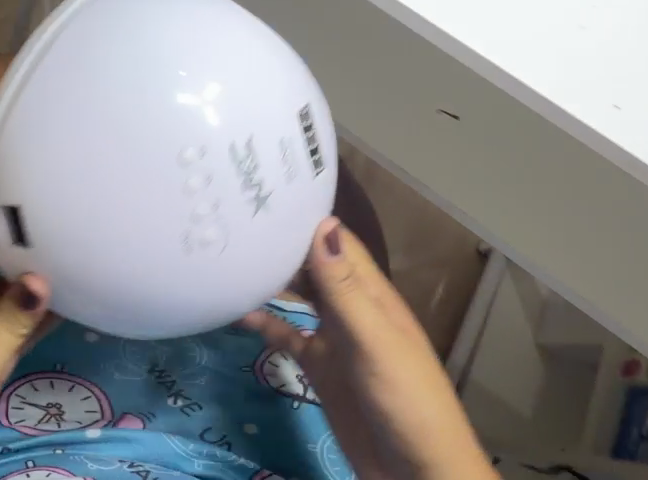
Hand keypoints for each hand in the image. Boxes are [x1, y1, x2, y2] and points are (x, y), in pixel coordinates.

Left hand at [0, 209, 51, 479]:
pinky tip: (73, 296)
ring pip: (5, 279)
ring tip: (78, 249)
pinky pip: (15, 312)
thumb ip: (8, 324)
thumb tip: (43, 278)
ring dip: (34, 268)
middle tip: (69, 221)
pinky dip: (37, 305)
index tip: (36, 195)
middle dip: (23, 234)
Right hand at [244, 218, 497, 479]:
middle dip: (280, 242)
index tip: (262, 196)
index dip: (304, 218)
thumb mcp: (373, 341)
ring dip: (270, 278)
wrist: (418, 476)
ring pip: (298, 295)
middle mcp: (350, 308)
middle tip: (233, 220)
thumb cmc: (405, 400)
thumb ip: (344, 288)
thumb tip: (321, 223)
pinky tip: (237, 312)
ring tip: (229, 256)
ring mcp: (334, 338)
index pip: (334, 240)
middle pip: (311, 263)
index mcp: (369, 294)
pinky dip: (264, 322)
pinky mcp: (320, 368)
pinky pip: (287, 336)